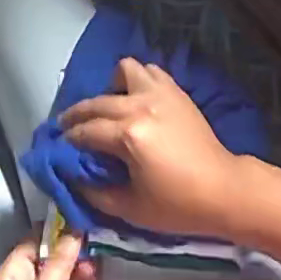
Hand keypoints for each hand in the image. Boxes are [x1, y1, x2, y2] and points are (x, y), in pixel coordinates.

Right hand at [60, 57, 246, 238]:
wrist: (223, 189)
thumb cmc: (178, 204)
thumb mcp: (132, 208)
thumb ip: (97, 192)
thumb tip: (74, 178)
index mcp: (129, 134)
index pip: (86, 131)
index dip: (68, 139)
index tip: (57, 145)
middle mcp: (140, 104)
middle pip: (96, 102)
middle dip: (76, 115)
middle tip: (67, 126)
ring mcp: (159, 92)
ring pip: (123, 70)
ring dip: (111, 87)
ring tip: (110, 107)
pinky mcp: (174, 89)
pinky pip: (147, 70)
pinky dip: (137, 80)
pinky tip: (135, 99)